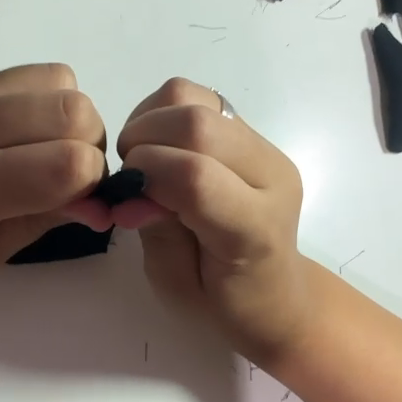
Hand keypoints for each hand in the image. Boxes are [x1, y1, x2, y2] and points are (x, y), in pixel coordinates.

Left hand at [0, 64, 106, 321]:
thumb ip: (46, 217)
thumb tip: (101, 201)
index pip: (73, 160)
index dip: (92, 185)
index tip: (79, 207)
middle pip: (73, 107)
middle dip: (89, 145)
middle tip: (67, 179)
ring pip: (56, 78)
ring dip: (67, 117)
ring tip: (43, 154)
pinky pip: (19, 76)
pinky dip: (38, 102)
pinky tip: (16, 140)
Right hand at [113, 79, 315, 363]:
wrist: (275, 295)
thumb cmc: (221, 303)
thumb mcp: (176, 286)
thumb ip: (156, 233)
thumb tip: (131, 191)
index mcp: (253, 231)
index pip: (197, 178)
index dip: (147, 173)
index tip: (126, 196)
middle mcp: (270, 179)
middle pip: (198, 124)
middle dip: (144, 140)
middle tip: (130, 174)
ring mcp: (267, 151)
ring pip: (197, 99)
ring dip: (152, 121)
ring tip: (144, 158)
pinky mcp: (256, 136)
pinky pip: (201, 99)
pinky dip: (165, 113)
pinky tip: (160, 147)